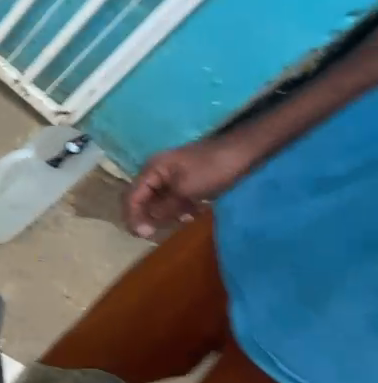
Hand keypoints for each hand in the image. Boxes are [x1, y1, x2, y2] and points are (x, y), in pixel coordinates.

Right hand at [124, 138, 252, 237]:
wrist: (251, 147)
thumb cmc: (215, 167)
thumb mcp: (185, 191)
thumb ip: (162, 208)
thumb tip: (149, 222)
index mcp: (151, 170)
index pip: (131, 199)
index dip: (133, 218)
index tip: (145, 235)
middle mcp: (156, 172)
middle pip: (141, 200)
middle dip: (147, 217)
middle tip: (155, 232)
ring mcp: (171, 174)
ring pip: (157, 200)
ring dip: (166, 214)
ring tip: (182, 221)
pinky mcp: (186, 177)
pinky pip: (173, 197)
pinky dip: (179, 207)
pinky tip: (192, 214)